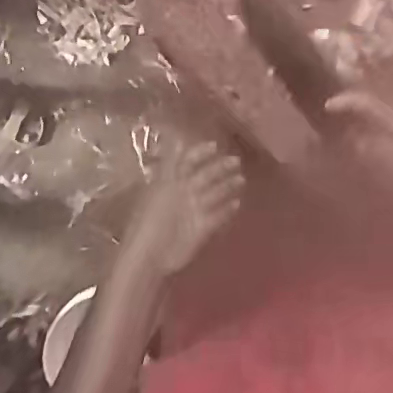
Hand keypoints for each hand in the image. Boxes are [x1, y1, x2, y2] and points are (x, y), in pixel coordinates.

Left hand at [124, 142, 245, 274]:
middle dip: (220, 168)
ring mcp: (195, 210)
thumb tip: (178, 136)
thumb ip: (172, 162)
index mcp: (172, 181)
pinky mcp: (203, 228)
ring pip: (214, 194)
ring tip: (241, 180)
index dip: (200, 153)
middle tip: (236, 161)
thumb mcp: (162, 186)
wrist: (152, 256)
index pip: (188, 162)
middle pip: (205, 176)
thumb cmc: (153, 219)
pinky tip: (237, 203)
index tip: (215, 146)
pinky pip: (218, 216)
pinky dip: (227, 209)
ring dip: (227, 186)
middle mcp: (185, 193)